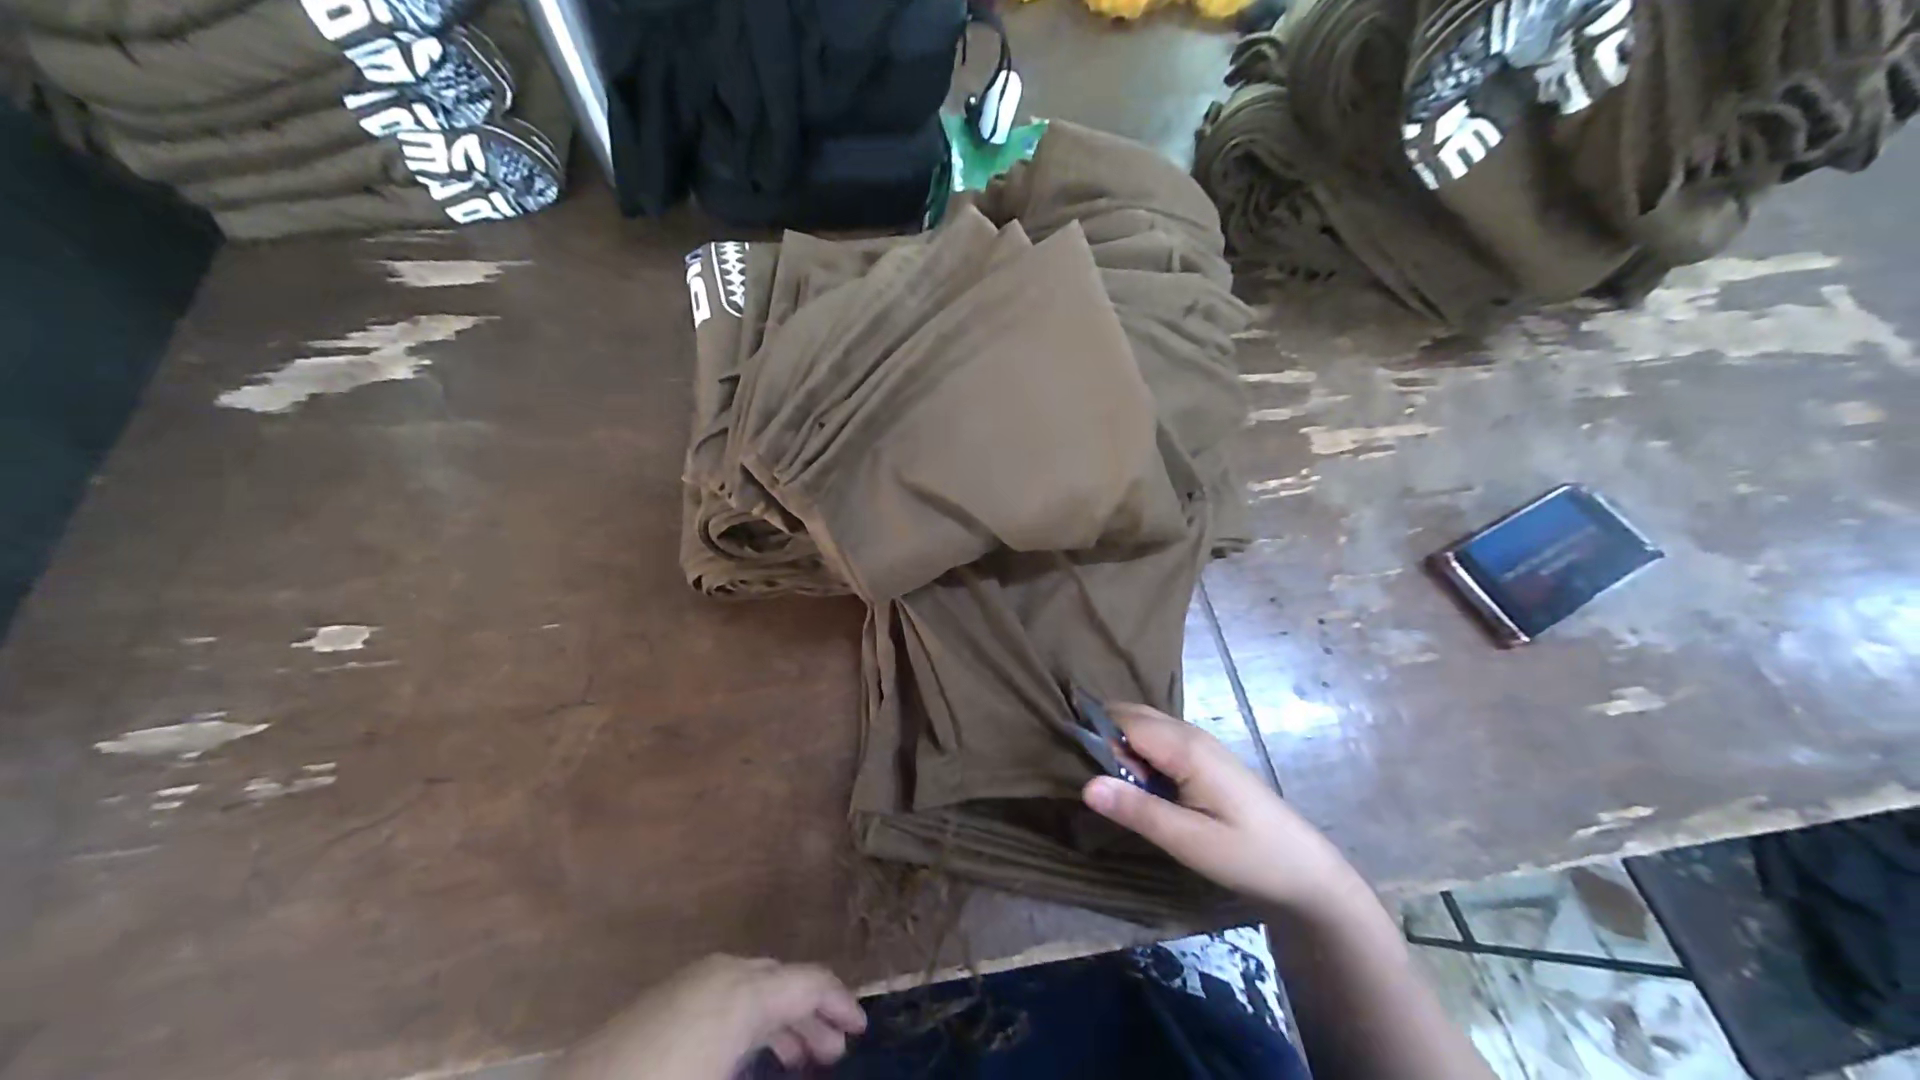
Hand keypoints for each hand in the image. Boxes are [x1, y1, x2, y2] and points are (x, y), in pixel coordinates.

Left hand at [558, 955, 866, 1079]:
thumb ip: (783, 1058)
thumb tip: (810, 1058)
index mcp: (743, 993)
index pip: (809, 984)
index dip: (841, 1004)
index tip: (861, 1031)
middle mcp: (721, 973)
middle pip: (782, 982)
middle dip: (812, 1016)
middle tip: (833, 1053)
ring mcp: (686, 982)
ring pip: (752, 989)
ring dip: (780, 1021)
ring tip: (798, 1060)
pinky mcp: (660, 1000)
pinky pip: (723, 998)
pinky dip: (747, 1021)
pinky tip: (745, 1055)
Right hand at [1081, 703, 1364, 913]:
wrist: (1304, 870)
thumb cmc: (1247, 855)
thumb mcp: (1188, 841)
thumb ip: (1137, 810)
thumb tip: (1085, 784)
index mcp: (1185, 747)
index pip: (1123, 720)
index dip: (1096, 736)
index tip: (1075, 766)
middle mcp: (1190, 733)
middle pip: (1131, 715)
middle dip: (1104, 736)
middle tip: (1092, 779)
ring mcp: (1199, 743)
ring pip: (1144, 726)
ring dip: (1122, 748)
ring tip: (1114, 787)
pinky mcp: (1203, 757)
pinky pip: (1158, 740)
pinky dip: (1139, 753)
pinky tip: (1140, 788)